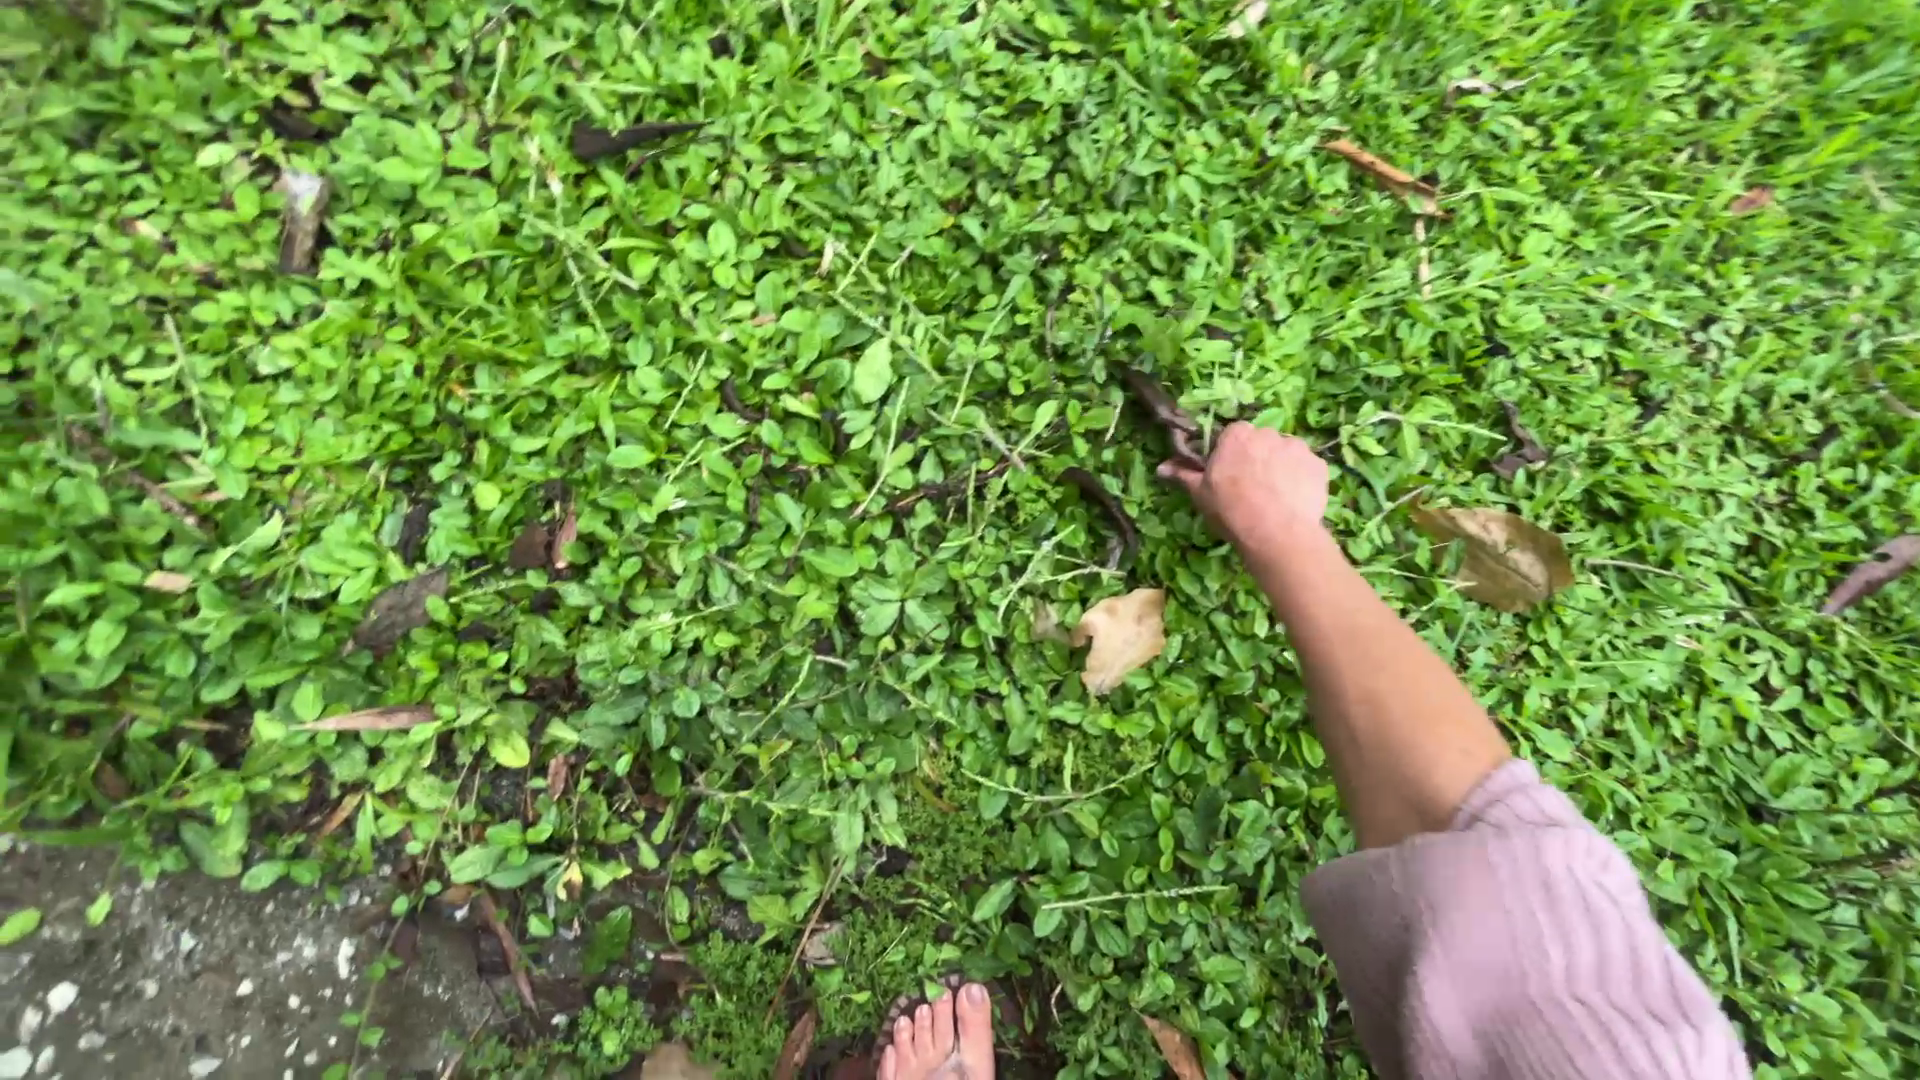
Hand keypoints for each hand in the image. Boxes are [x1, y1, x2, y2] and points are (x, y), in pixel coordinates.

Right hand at [1157, 422, 1329, 551]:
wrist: (1276, 532)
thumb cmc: (1231, 509)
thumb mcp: (1200, 493)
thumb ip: (1182, 475)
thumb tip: (1160, 468)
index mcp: (1237, 434)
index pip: (1231, 435)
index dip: (1228, 454)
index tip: (1226, 475)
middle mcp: (1268, 433)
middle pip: (1259, 442)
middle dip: (1255, 458)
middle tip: (1249, 488)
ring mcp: (1297, 447)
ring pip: (1284, 453)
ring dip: (1278, 467)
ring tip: (1273, 496)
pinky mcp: (1319, 465)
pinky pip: (1305, 468)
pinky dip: (1299, 479)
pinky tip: (1291, 500)